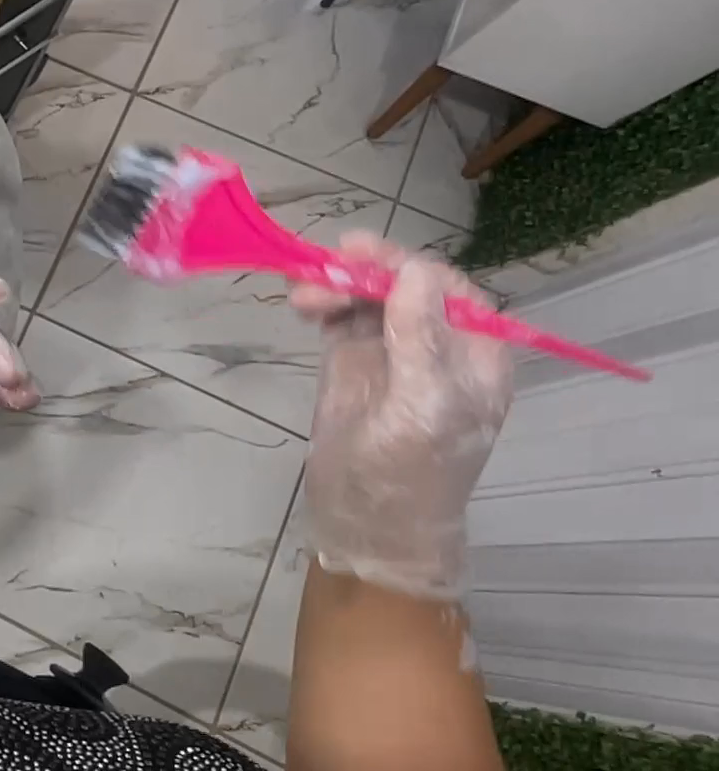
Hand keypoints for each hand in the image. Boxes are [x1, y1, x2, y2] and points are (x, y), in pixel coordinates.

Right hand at [290, 233, 512, 598]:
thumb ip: (420, 338)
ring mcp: (388, 354)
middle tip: (316, 267)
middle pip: (401, 289)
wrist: (366, 518)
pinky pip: (341, 321)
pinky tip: (303, 305)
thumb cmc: (408, 470)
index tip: (357, 252)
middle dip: (361, 273)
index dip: (404, 265)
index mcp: (471, 355)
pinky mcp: (350, 366)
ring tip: (299, 295)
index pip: (445, 290)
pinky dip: (322, 306)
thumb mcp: (422, 404)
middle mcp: (433, 346)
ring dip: (334, 287)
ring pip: (366, 300)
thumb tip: (414, 271)